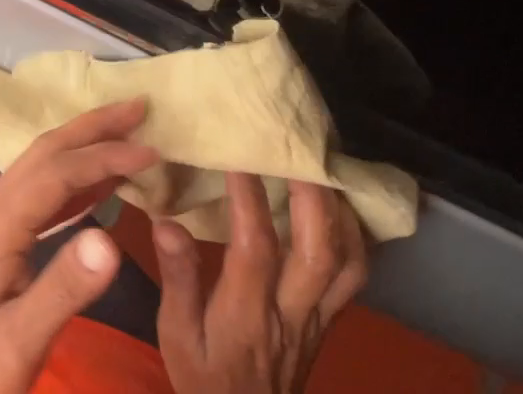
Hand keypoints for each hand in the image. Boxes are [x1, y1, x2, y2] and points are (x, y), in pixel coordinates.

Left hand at [0, 100, 159, 393]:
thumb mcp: (20, 338)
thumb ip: (63, 289)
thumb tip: (111, 236)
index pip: (57, 173)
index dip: (104, 156)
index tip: (152, 148)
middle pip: (46, 152)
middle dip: (93, 126)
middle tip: (140, 105)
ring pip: (44, 164)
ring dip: (85, 143)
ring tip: (129, 129)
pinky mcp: (2, 234)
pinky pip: (44, 190)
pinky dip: (78, 176)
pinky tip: (103, 181)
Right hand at [154, 173, 368, 393]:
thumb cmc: (203, 378)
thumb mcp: (175, 334)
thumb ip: (178, 279)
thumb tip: (169, 222)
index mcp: (247, 313)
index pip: (255, 247)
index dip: (249, 197)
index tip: (238, 155)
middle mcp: (291, 313)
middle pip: (318, 251)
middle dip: (312, 196)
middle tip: (298, 150)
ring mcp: (316, 319)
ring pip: (347, 264)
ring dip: (341, 214)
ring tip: (326, 173)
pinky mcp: (327, 322)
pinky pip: (353, 278)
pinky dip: (354, 240)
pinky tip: (341, 213)